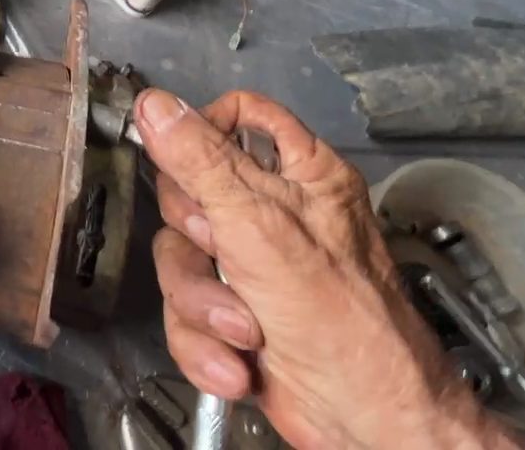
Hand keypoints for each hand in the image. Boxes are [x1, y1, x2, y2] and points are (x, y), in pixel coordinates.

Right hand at [137, 90, 520, 449]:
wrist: (368, 427)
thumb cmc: (350, 326)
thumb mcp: (261, 224)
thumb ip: (202, 161)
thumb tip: (157, 106)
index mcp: (297, 174)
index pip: (237, 116)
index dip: (202, 131)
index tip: (186, 160)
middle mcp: (270, 212)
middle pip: (186, 187)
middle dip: (195, 236)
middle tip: (223, 249)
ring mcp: (248, 262)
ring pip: (177, 252)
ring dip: (201, 300)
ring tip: (242, 328)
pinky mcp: (230, 308)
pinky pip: (182, 305)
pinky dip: (201, 339)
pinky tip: (234, 356)